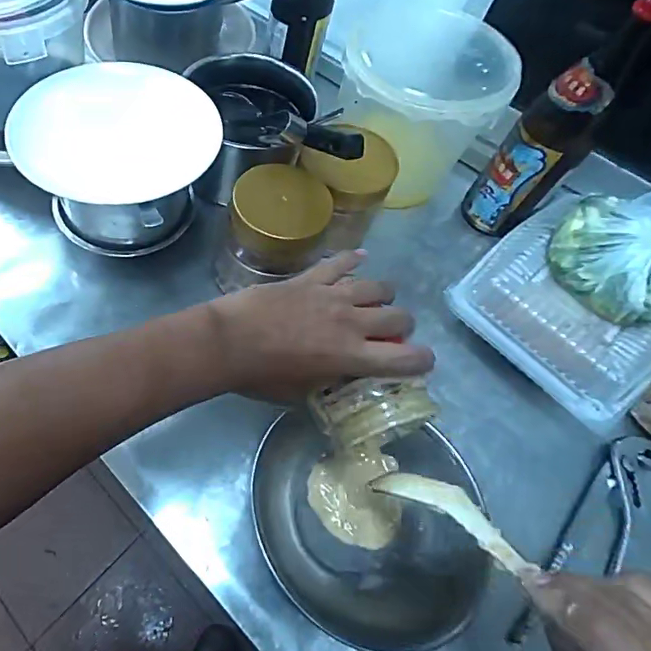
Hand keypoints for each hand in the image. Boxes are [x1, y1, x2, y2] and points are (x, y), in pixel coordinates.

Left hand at [208, 251, 434, 400]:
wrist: (228, 341)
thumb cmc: (261, 376)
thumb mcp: (302, 392)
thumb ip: (330, 381)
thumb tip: (341, 374)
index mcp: (351, 356)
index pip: (405, 358)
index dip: (422, 360)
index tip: (421, 361)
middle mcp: (351, 322)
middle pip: (399, 316)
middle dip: (403, 326)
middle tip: (391, 333)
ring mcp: (332, 295)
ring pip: (377, 286)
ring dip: (384, 295)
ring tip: (376, 300)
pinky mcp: (311, 278)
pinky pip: (341, 262)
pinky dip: (353, 259)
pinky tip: (360, 257)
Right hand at [527, 572, 650, 650]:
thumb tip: (553, 614)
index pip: (614, 637)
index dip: (566, 602)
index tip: (528, 583)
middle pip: (631, 605)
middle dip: (576, 585)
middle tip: (539, 580)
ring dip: (600, 582)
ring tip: (570, 589)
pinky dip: (631, 590)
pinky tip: (609, 597)